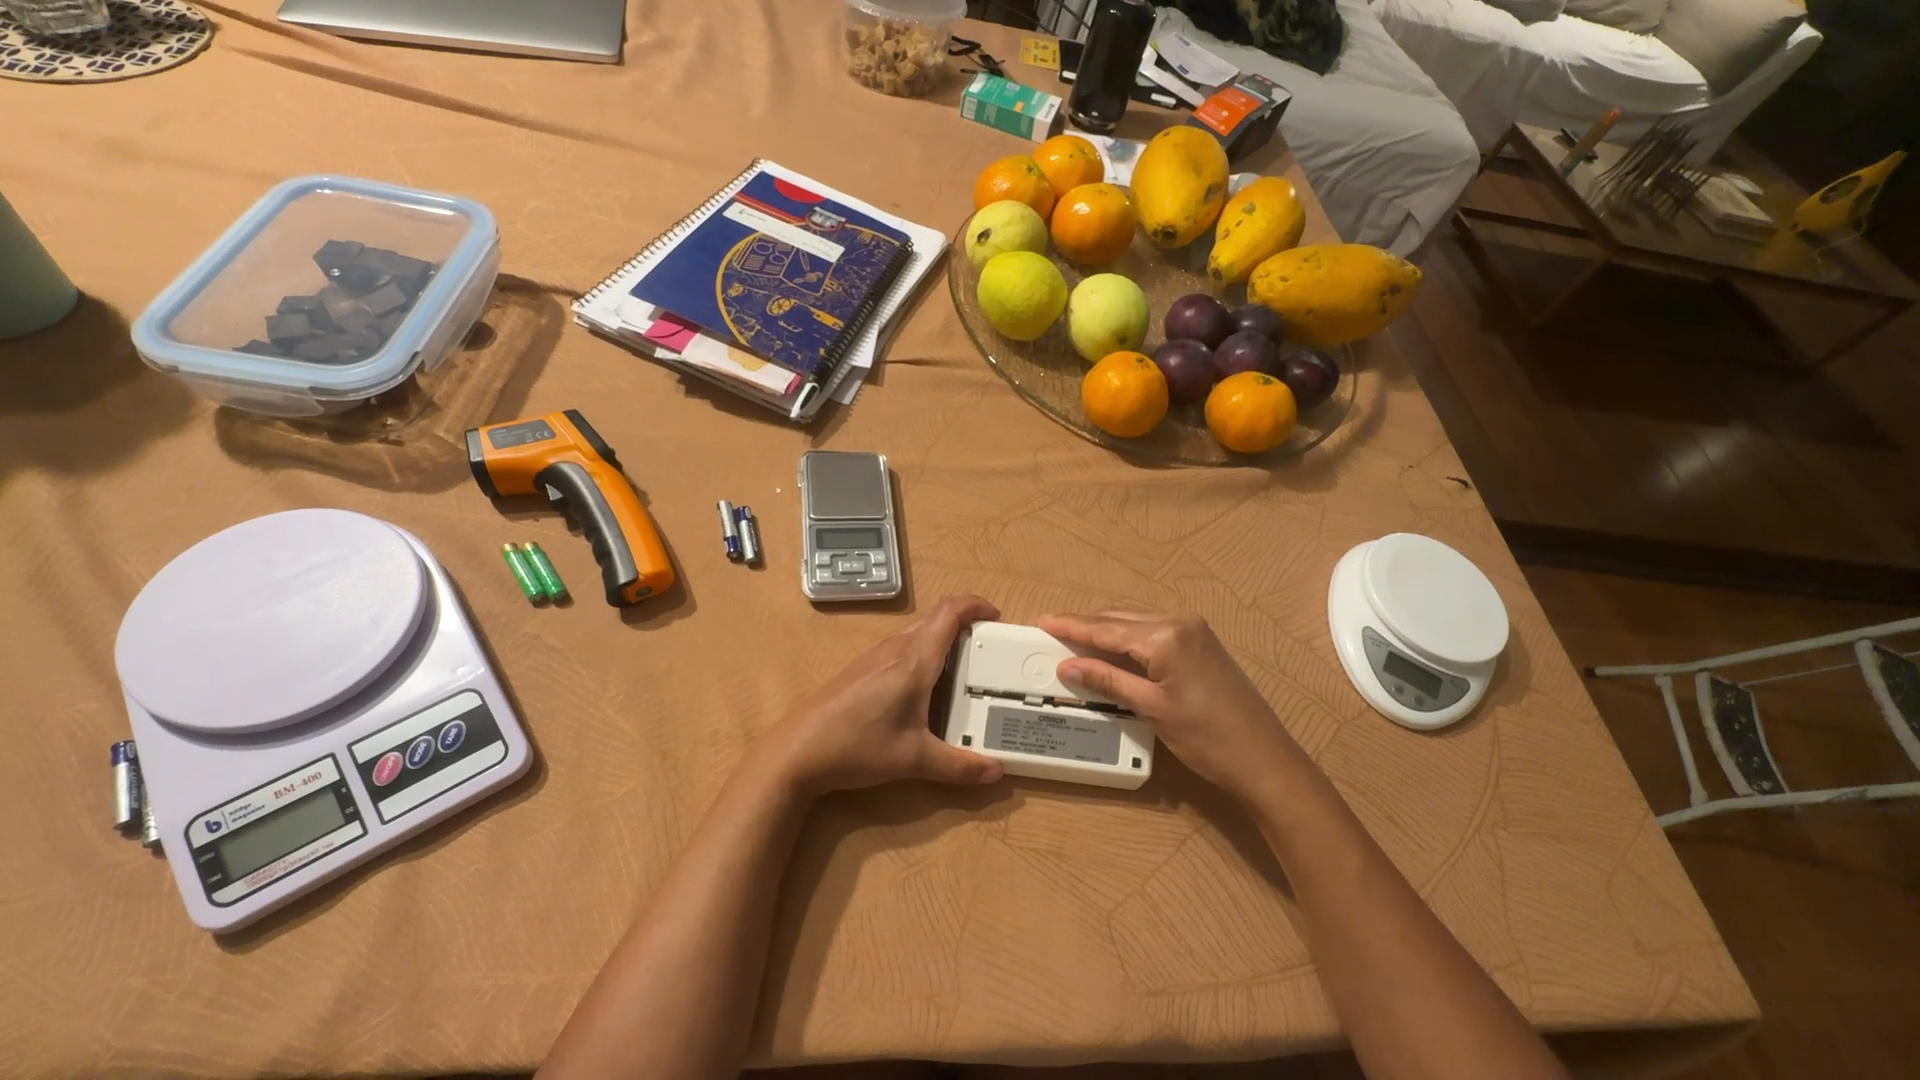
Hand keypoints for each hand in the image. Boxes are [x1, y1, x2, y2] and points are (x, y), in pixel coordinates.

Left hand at [760, 595, 1005, 794]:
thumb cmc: (857, 747)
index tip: (996, 617)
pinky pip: (900, 649)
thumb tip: (995, 772)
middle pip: (935, 619)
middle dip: (965, 625)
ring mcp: (873, 657)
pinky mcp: (860, 670)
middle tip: (987, 649)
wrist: (797, 751)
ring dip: (942, 640)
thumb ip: (959, 766)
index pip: (949, 612)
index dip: (976, 605)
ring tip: (963, 669)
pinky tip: (924, 689)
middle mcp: (894, 649)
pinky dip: (922, 655)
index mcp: (913, 661)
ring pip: (916, 633)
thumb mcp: (914, 760)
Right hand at [1038, 612, 1305, 804]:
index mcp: (1165, 636)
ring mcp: (1195, 631)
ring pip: (1137, 623)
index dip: (1072, 626)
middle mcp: (1180, 622)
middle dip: (1087, 625)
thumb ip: (1108, 680)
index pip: (1107, 628)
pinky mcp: (1202, 644)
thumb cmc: (1206, 737)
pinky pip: (1154, 631)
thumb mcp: (1151, 708)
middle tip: (1053, 632)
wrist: (1263, 757)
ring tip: (1076, 640)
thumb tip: (1068, 665)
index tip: (1042, 621)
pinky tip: (1113, 649)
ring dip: (1107, 630)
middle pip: (1120, 618)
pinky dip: (1129, 638)